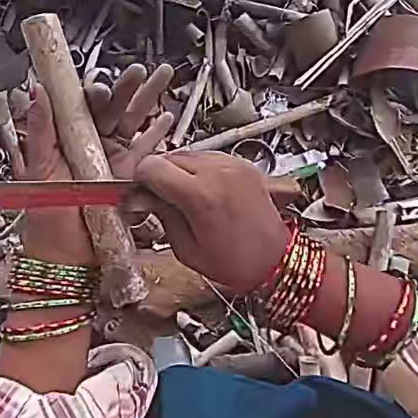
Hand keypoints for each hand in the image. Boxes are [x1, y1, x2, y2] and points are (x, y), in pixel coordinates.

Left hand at [16, 64, 175, 264]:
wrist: (70, 258)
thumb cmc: (47, 221)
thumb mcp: (39, 172)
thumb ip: (40, 131)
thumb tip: (35, 94)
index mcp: (67, 141)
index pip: (82, 107)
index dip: (94, 91)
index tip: (102, 82)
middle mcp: (92, 147)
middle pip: (112, 109)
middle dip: (127, 88)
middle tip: (139, 71)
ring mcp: (113, 161)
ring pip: (133, 123)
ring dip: (147, 101)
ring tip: (160, 80)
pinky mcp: (132, 177)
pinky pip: (148, 151)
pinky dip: (158, 134)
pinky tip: (165, 117)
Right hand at [133, 152, 292, 293]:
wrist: (277, 260)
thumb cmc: (236, 263)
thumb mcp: (187, 249)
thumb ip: (162, 215)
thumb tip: (141, 197)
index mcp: (201, 196)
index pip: (152, 166)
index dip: (140, 180)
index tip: (141, 193)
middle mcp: (218, 173)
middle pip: (169, 157)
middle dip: (160, 176)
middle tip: (161, 198)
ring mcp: (233, 165)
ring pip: (189, 154)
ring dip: (180, 172)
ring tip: (186, 198)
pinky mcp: (243, 165)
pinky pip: (209, 157)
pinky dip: (200, 170)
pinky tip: (204, 192)